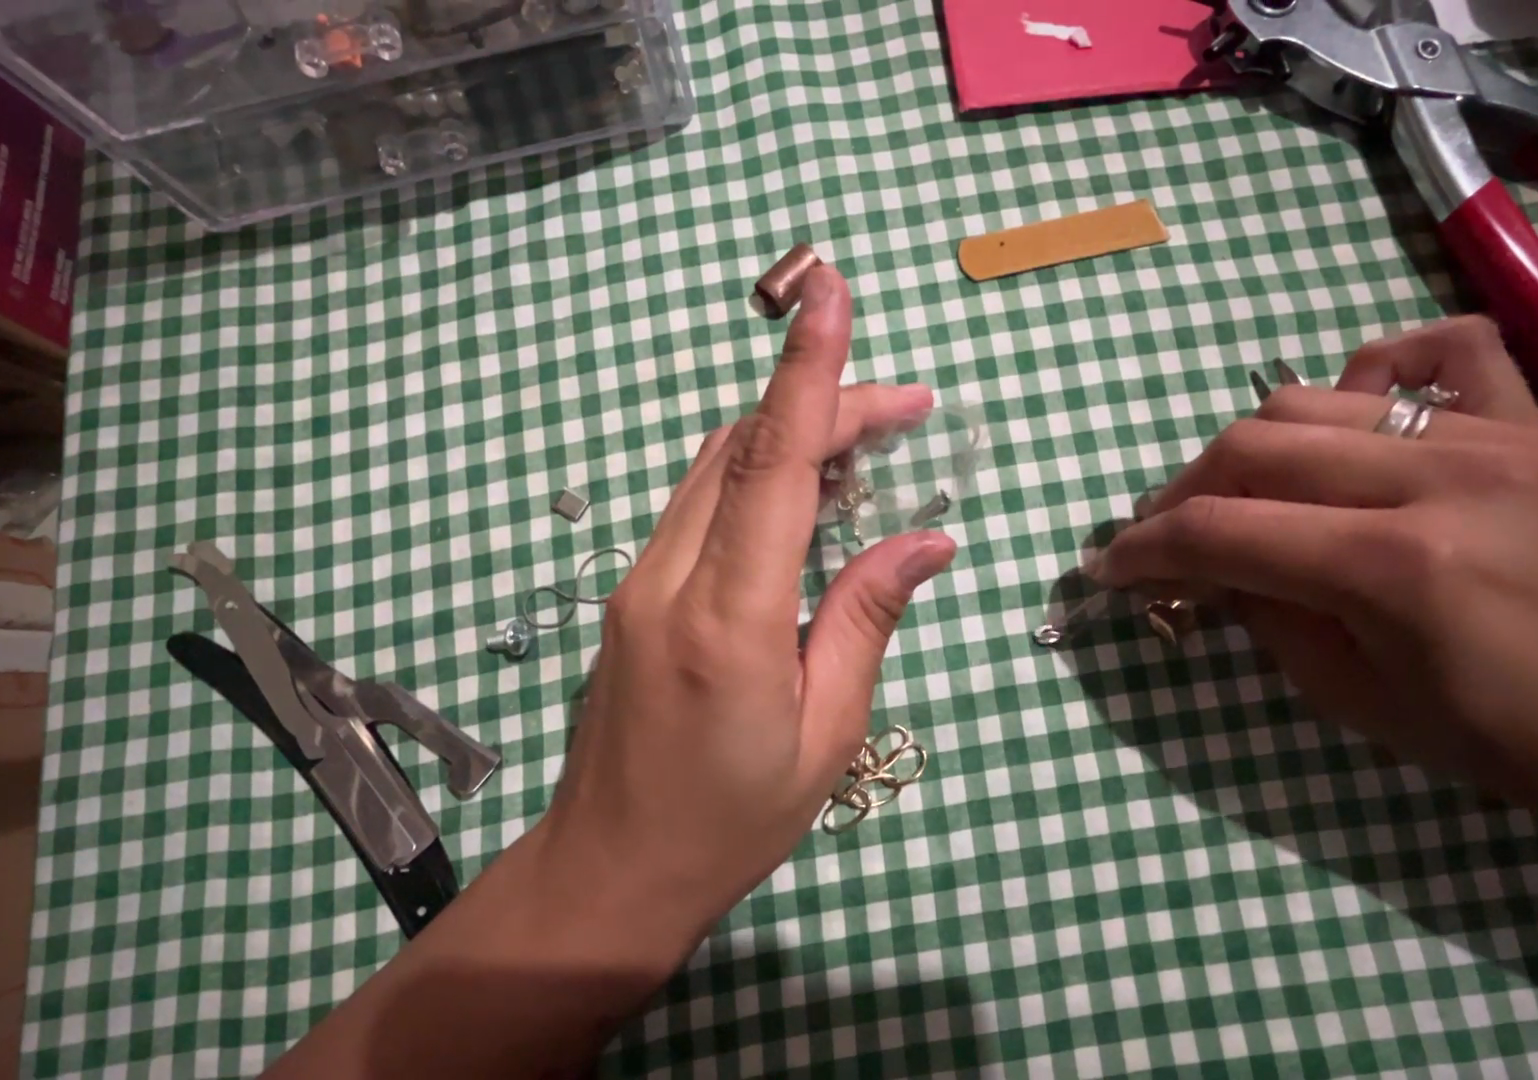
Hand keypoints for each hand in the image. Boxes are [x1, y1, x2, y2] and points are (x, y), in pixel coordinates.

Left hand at [533, 264, 956, 937]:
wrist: (609, 868)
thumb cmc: (731, 821)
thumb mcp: (826, 732)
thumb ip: (867, 618)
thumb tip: (927, 537)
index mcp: (726, 618)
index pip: (771, 466)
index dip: (806, 374)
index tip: (830, 294)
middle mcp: (670, 578)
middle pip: (746, 450)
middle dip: (826, 405)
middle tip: (909, 409)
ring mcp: (638, 580)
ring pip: (716, 468)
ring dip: (791, 437)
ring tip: (870, 444)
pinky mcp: (631, 591)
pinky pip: (699, 505)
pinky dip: (757, 476)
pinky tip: (808, 496)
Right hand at [1090, 317, 1537, 880]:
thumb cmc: (1513, 742)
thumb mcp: (1356, 701)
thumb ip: (1266, 618)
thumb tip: (1206, 571)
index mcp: (1390, 567)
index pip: (1217, 532)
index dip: (1142, 550)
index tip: (1103, 569)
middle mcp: (1432, 479)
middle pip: (1248, 448)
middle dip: (1177, 495)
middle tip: (1161, 540)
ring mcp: (1487, 438)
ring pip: (1306, 400)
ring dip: (1242, 447)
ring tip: (1235, 493)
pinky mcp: (1527, 428)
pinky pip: (1441, 351)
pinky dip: (1374, 368)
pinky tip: (1353, 411)